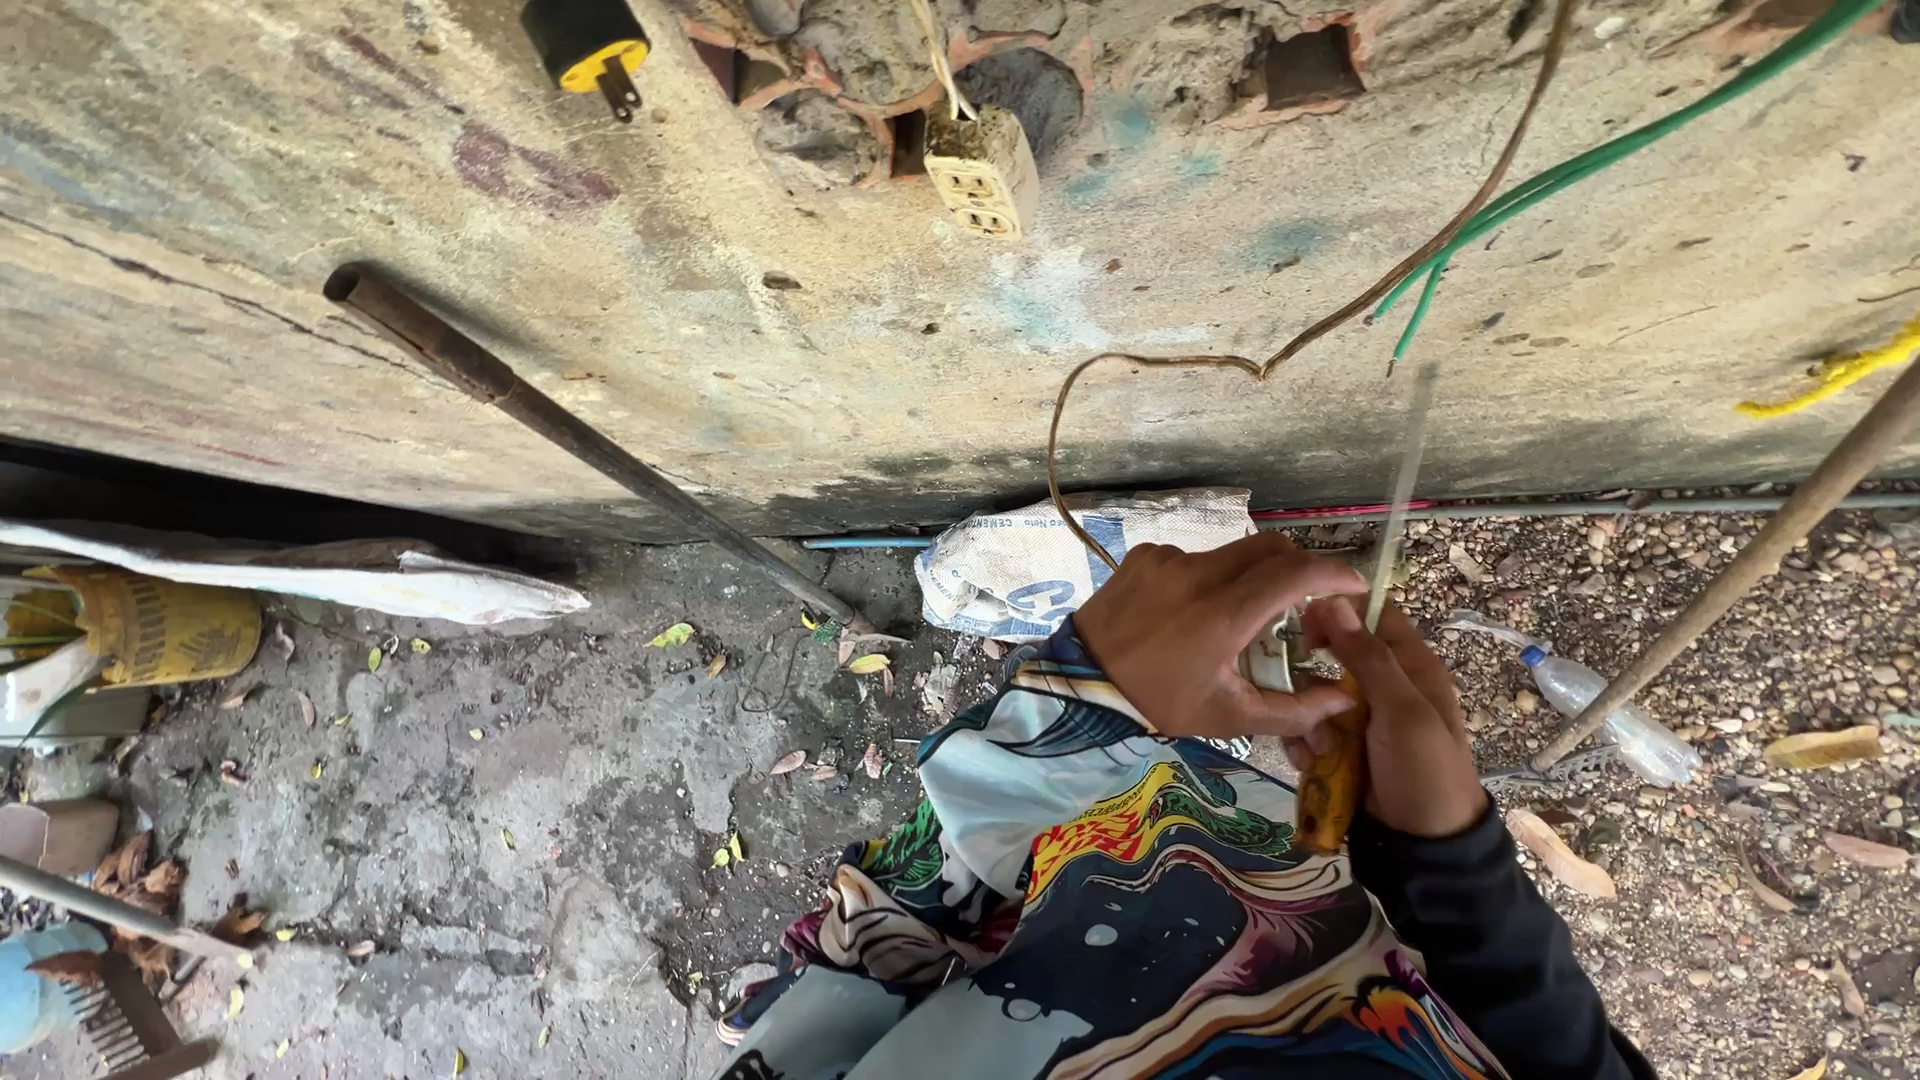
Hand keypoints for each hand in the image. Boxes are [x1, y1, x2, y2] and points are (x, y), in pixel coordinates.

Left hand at [1072, 534, 1368, 739]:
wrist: (1079, 681)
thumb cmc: (1155, 701)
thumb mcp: (1225, 715)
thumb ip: (1292, 709)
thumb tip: (1342, 698)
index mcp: (1223, 613)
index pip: (1297, 572)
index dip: (1335, 573)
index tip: (1354, 586)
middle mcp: (1197, 573)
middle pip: (1270, 548)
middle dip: (1297, 568)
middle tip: (1301, 601)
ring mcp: (1167, 558)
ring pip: (1230, 553)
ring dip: (1246, 578)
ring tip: (1232, 619)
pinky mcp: (1143, 556)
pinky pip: (1191, 558)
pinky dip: (1204, 579)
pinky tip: (1187, 612)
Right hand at [1299, 596, 1487, 837]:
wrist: (1423, 847)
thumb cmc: (1425, 771)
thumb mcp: (1402, 712)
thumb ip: (1367, 657)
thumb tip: (1331, 598)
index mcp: (1410, 665)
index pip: (1371, 613)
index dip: (1338, 611)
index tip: (1304, 627)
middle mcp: (1382, 682)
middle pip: (1331, 652)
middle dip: (1310, 674)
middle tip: (1298, 694)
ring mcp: (1358, 713)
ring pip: (1312, 690)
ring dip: (1305, 715)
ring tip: (1314, 745)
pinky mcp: (1339, 741)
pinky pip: (1307, 724)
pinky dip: (1302, 739)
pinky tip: (1307, 760)